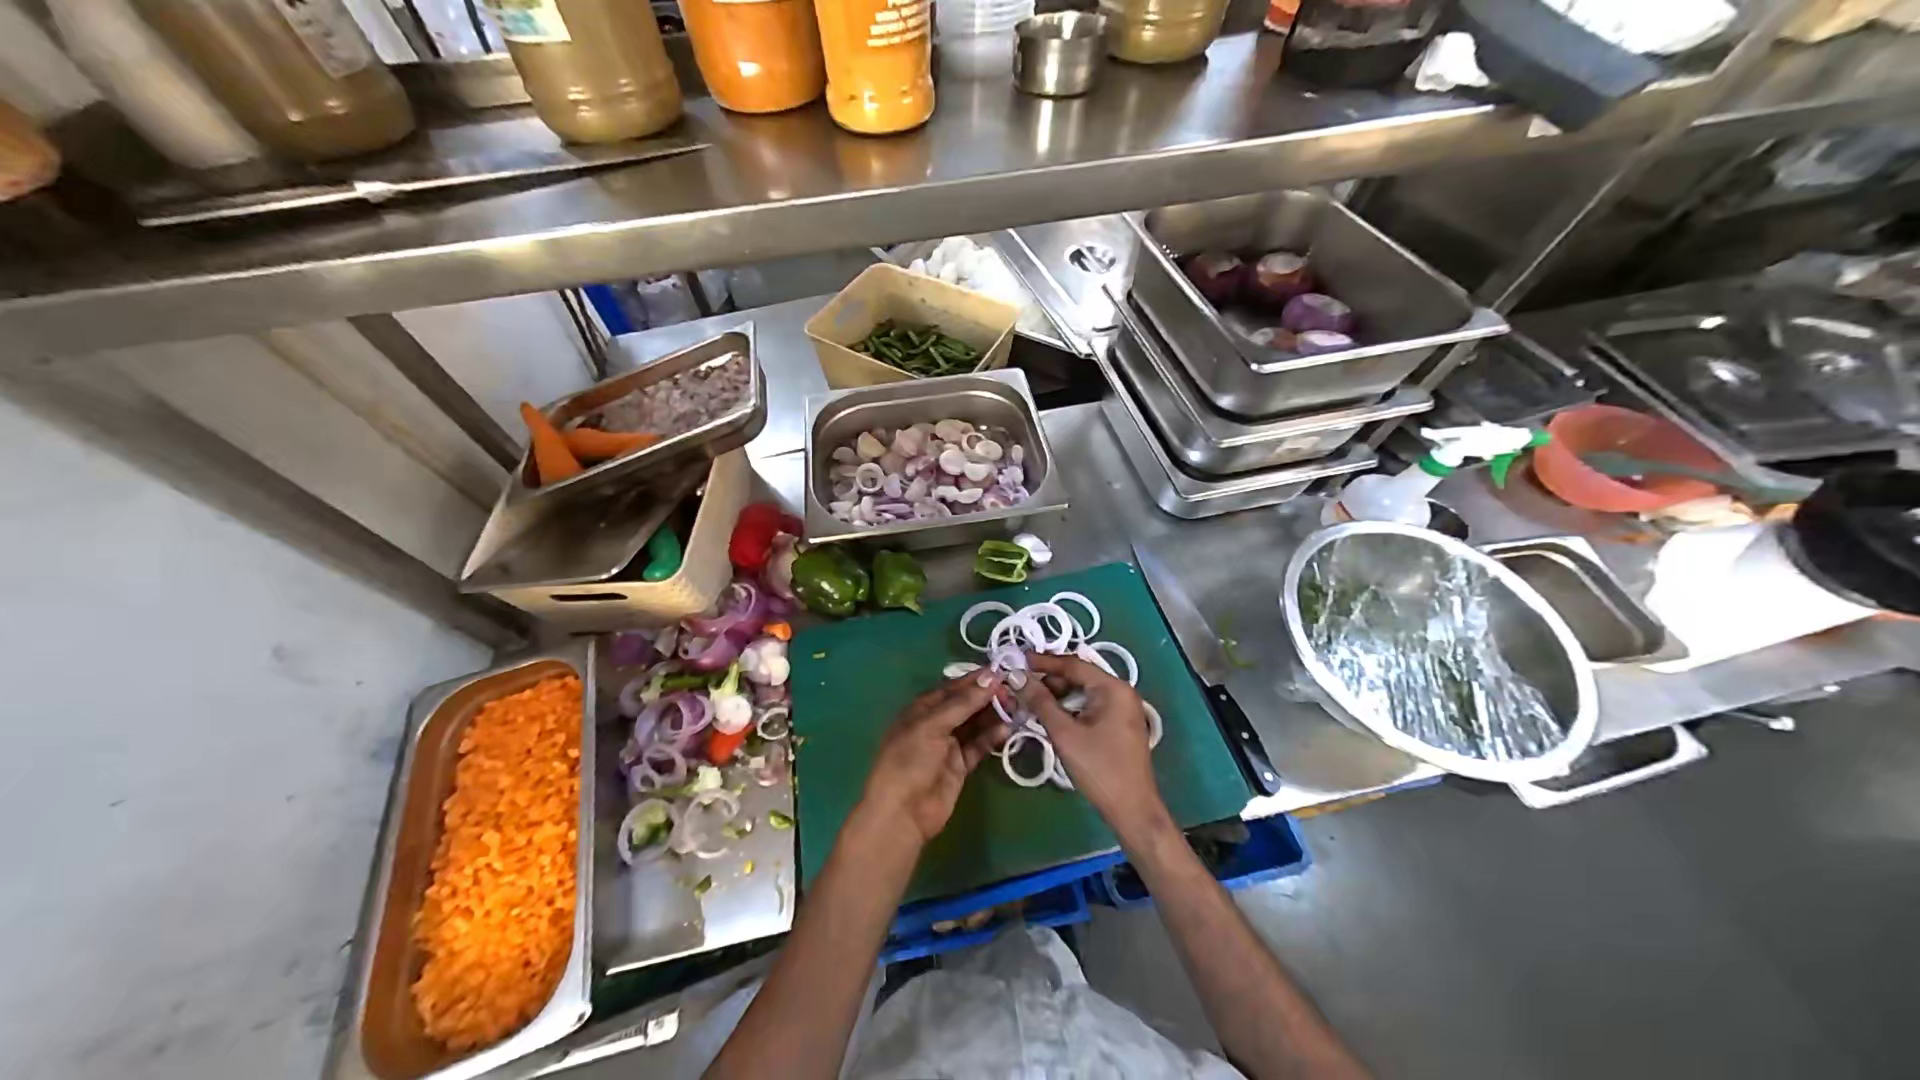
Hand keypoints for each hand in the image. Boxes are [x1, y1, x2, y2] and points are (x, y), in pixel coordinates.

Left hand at [855, 671, 1010, 845]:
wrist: (903, 812)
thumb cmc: (910, 760)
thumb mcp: (932, 725)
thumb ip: (963, 703)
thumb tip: (991, 677)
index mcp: (921, 709)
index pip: (952, 688)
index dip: (975, 679)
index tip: (1001, 671)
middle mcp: (935, 724)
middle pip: (966, 705)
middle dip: (987, 696)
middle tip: (1013, 691)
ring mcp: (948, 745)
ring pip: (975, 724)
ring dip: (993, 715)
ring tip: (1016, 706)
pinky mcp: (960, 765)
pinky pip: (979, 746)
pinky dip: (992, 737)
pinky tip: (1007, 729)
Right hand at [1017, 653, 1168, 839]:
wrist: (1132, 809)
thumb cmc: (1099, 768)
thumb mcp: (1064, 733)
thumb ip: (1040, 702)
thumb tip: (1017, 676)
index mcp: (1113, 688)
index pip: (1074, 664)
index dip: (1044, 662)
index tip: (1017, 661)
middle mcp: (1121, 691)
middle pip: (1080, 676)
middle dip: (1050, 680)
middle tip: (1021, 686)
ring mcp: (1123, 708)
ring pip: (1084, 691)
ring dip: (1058, 695)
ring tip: (1031, 702)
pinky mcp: (1120, 723)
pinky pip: (1091, 705)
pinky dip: (1070, 707)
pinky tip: (1051, 715)